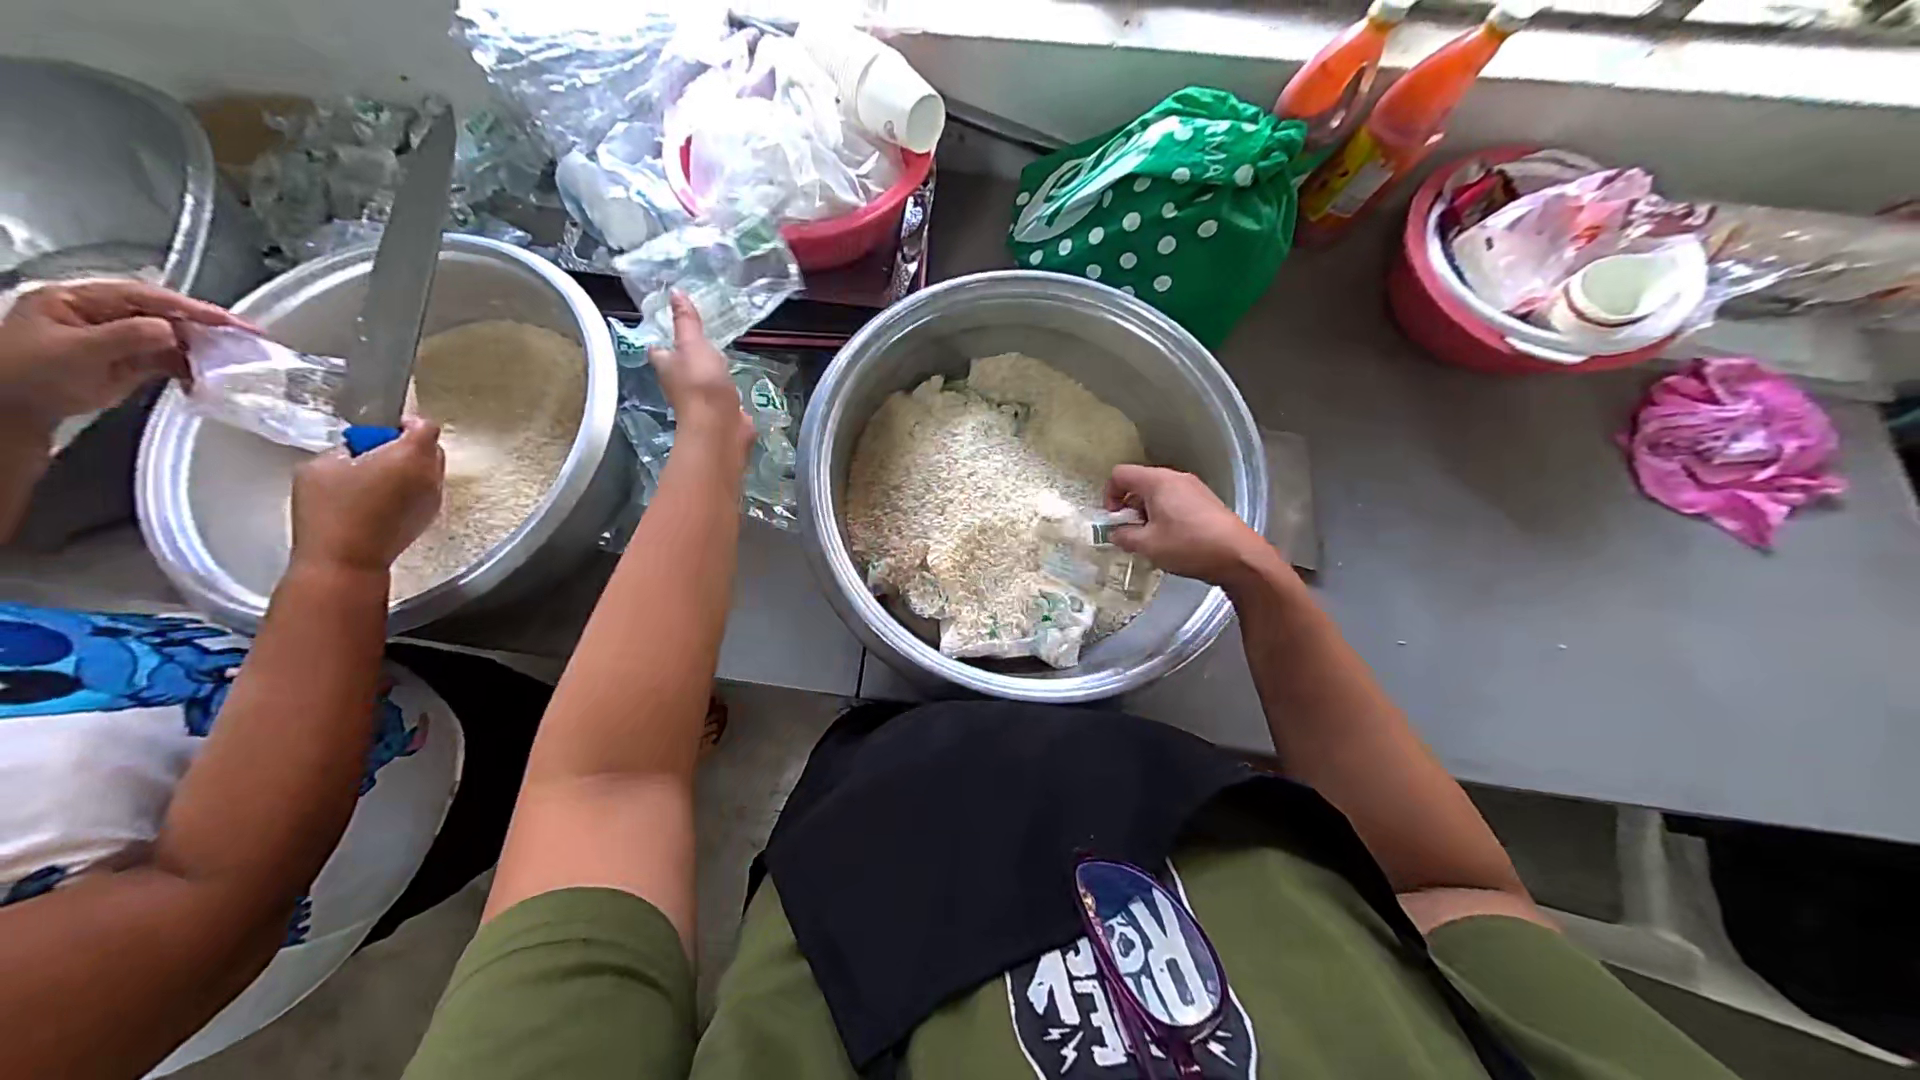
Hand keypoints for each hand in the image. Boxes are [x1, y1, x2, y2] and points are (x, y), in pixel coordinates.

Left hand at [0, 280, 244, 432]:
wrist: (13, 409)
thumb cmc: (28, 373)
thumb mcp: (74, 350)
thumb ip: (124, 336)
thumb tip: (172, 329)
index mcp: (80, 300)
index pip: (144, 296)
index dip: (189, 307)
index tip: (231, 322)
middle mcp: (103, 314)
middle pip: (164, 315)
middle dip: (205, 328)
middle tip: (247, 341)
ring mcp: (119, 339)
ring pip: (173, 339)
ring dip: (203, 351)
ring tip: (236, 362)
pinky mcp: (132, 363)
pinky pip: (170, 361)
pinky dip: (192, 370)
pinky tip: (208, 380)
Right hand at [291, 417, 444, 575]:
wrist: (347, 558)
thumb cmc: (331, 509)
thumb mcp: (322, 464)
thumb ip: (346, 448)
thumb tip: (360, 450)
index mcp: (411, 457)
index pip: (427, 427)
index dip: (408, 422)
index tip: (386, 426)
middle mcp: (431, 476)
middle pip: (433, 448)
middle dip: (408, 443)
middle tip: (375, 448)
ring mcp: (434, 498)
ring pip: (431, 470)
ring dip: (410, 465)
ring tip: (375, 472)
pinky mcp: (429, 516)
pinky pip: (426, 490)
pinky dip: (410, 484)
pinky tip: (381, 493)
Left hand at [647, 291, 752, 450]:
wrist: (720, 427)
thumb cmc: (700, 383)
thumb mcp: (692, 344)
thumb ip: (686, 321)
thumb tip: (675, 292)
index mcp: (666, 366)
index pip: (659, 350)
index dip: (663, 339)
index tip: (673, 327)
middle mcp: (679, 384)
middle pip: (679, 367)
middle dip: (687, 356)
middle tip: (701, 341)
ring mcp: (700, 401)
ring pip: (702, 382)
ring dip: (709, 373)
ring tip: (721, 358)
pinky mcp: (721, 412)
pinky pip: (722, 397)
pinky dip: (726, 390)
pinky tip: (736, 383)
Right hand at [1105, 464, 1287, 589]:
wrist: (1239, 556)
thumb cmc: (1188, 545)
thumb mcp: (1147, 545)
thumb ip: (1123, 536)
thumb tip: (1115, 533)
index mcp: (1157, 481)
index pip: (1120, 474)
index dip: (1109, 495)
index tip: (1114, 519)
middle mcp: (1175, 478)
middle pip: (1139, 483)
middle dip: (1129, 506)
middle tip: (1132, 533)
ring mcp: (1193, 488)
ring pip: (1158, 493)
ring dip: (1146, 513)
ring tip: (1152, 539)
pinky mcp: (1206, 501)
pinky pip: (1175, 500)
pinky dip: (1165, 515)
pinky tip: (1173, 539)